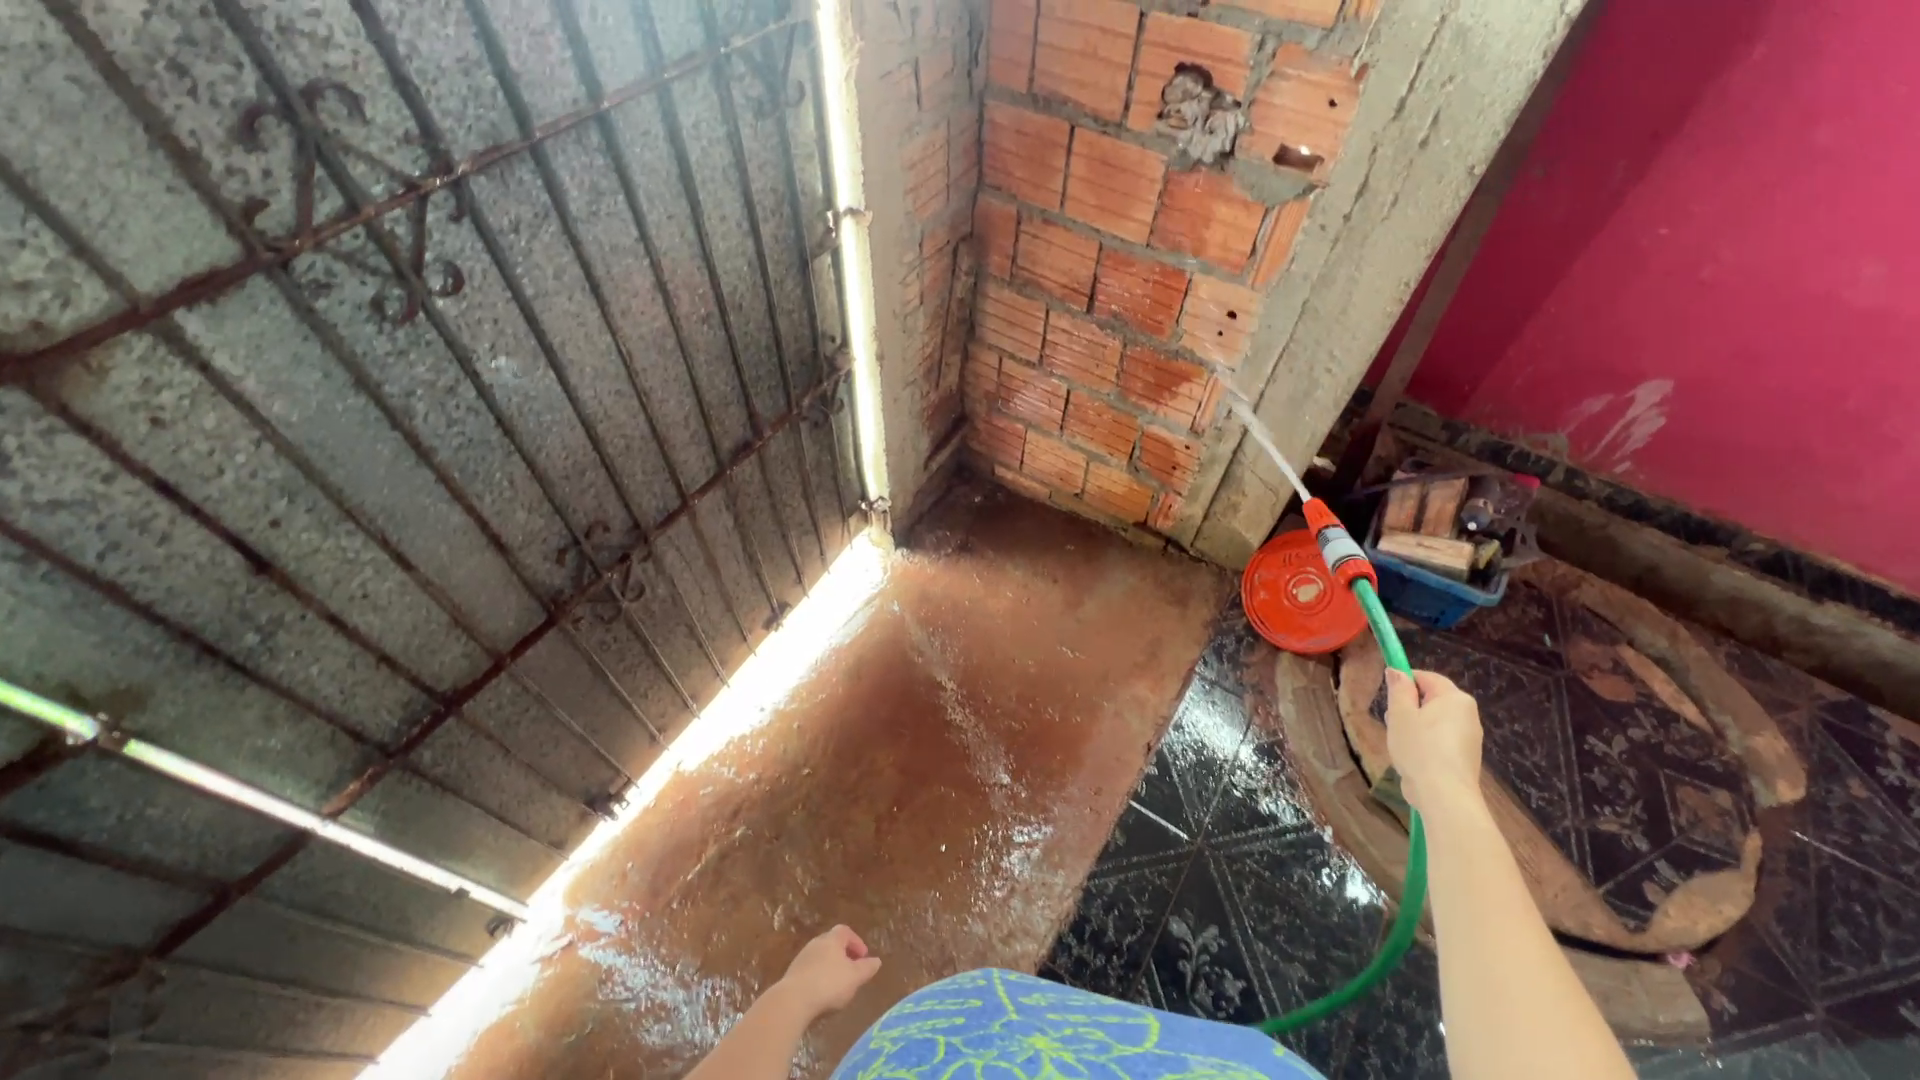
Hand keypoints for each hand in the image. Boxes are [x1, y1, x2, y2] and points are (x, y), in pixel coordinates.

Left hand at [775, 925, 882, 1019]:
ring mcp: (802, 958)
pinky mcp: (792, 974)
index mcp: (832, 940)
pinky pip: (810, 971)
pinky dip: (819, 977)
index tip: (863, 957)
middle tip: (852, 970)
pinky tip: (822, 993)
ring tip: (838, 985)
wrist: (793, 999)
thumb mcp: (855, 977)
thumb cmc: (829, 984)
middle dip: (844, 955)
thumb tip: (876, 961)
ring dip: (831, 967)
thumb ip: (867, 968)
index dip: (856, 942)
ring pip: (820, 957)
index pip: (845, 931)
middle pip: (832, 943)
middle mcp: (816, 944)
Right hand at [1384, 668, 1484, 811]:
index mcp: (1455, 699)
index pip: (1427, 678)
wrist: (1443, 793)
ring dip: (1415, 727)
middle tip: (1392, 723)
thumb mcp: (1400, 715)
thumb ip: (1399, 690)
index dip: (1405, 681)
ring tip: (1400, 744)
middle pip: (1432, 700)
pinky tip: (1413, 758)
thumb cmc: (1419, 748)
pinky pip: (1441, 740)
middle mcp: (1468, 714)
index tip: (1387, 695)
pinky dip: (1426, 744)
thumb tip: (1397, 671)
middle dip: (1409, 708)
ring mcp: (1469, 737)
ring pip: (1435, 721)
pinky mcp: (1466, 756)